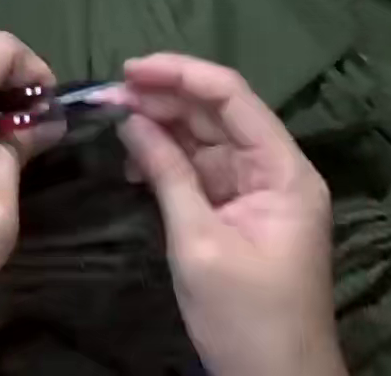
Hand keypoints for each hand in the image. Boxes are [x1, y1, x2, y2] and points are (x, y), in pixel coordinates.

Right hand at [112, 54, 345, 375]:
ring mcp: (251, 183)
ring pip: (198, 131)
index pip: (230, 96)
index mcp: (282, 170)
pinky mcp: (231, 202)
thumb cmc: (247, 319)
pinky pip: (192, 160)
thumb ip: (166, 171)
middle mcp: (270, 166)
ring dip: (155, 123)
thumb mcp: (199, 241)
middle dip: (159, 97)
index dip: (179, 73)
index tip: (129, 71)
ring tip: (113, 120)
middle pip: (212, 109)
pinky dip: (160, 154)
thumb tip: (128, 117)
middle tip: (107, 97)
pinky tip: (132, 161)